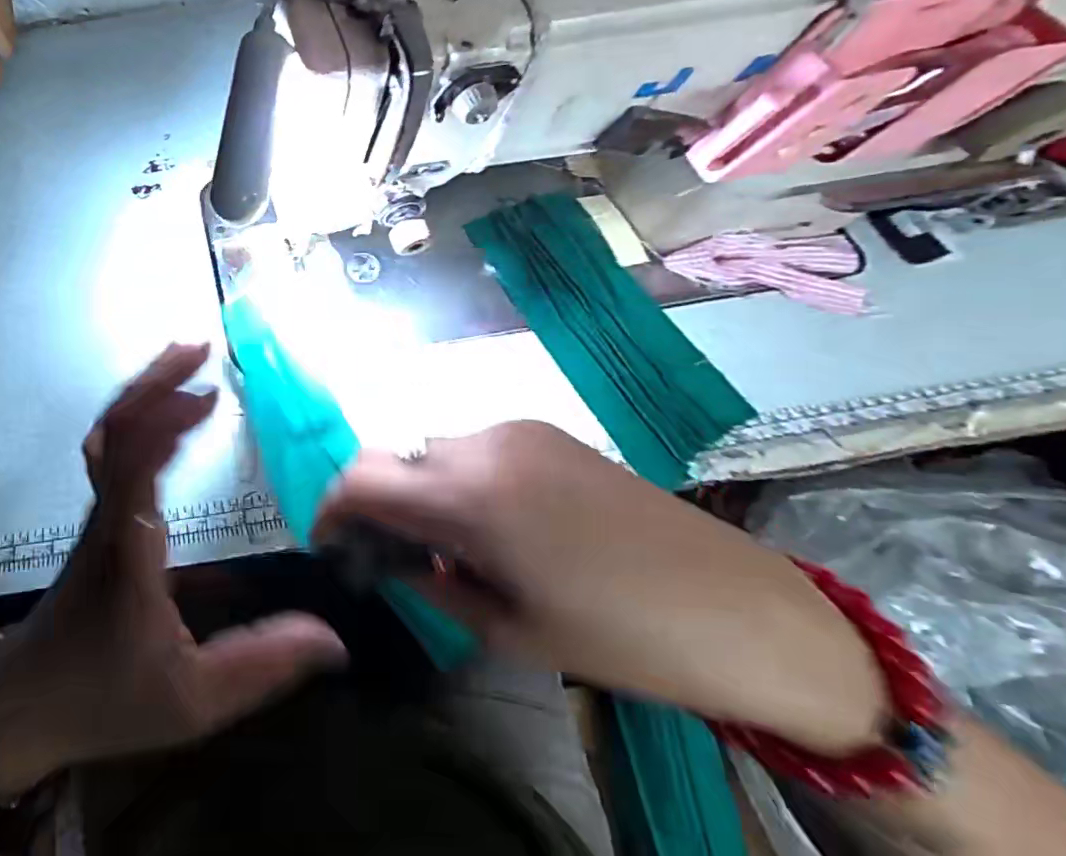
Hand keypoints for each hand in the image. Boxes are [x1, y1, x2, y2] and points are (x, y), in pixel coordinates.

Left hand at [0, 343, 346, 795]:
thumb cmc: (106, 702)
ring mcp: (95, 517)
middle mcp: (105, 521)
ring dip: (143, 393)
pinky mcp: (95, 521)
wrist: (22, 712)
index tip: (210, 398)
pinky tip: (167, 415)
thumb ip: (265, 663)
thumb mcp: (195, 700)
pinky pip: (110, 453)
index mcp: (127, 553)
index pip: (132, 470)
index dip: (163, 423)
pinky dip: (136, 420)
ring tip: (188, 365)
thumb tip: (335, 639)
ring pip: (107, 436)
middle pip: (115, 432)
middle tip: (199, 350)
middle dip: (153, 383)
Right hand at [316, 421, 886, 754]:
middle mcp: (486, 443)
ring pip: (435, 449)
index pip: (363, 478)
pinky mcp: (550, 432)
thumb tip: (395, 560)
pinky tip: (490, 523)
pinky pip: (477, 447)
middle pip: (395, 455)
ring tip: (445, 545)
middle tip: (388, 555)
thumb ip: (435, 584)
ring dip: (419, 489)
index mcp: (470, 495)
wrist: (734, 604)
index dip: (330, 509)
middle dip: (375, 501)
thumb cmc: (617, 635)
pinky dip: (459, 479)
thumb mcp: (509, 628)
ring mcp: (522, 430)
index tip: (330, 545)